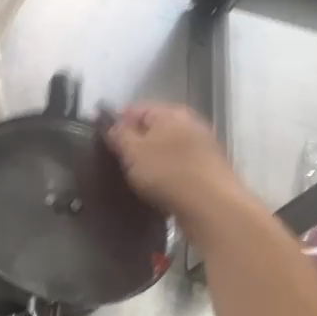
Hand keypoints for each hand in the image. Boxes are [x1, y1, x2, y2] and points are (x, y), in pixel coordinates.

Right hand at [104, 102, 254, 233]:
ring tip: (137, 176)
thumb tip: (113, 124)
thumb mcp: (132, 152)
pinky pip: (179, 164)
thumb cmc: (167, 173)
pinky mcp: (209, 168)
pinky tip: (159, 186)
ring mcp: (203, 146)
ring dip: (151, 158)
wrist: (212, 206)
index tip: (104, 139)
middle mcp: (190, 123)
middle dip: (135, 141)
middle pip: (154, 127)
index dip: (117, 121)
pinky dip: (167, 171)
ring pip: (167, 147)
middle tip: (119, 159)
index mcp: (170, 113)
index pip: (136, 109)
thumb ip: (119, 135)